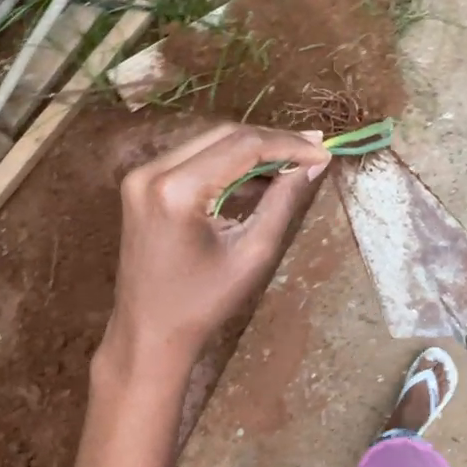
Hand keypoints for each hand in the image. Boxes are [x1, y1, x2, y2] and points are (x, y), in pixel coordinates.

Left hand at [103, 123, 328, 372]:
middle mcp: (153, 171)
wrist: (149, 331)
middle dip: (272, 140)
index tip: (324, 150)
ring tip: (292, 160)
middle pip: (224, 135)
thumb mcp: (252, 253)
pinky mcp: (142, 183)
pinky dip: (227, 161)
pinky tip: (259, 173)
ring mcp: (142, 175)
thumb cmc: (203, 304)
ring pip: (209, 141)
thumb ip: (283, 200)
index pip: (243, 145)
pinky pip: (193, 158)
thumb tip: (315, 162)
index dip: (288, 144)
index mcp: (177, 190)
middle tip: (314, 149)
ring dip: (251, 147)